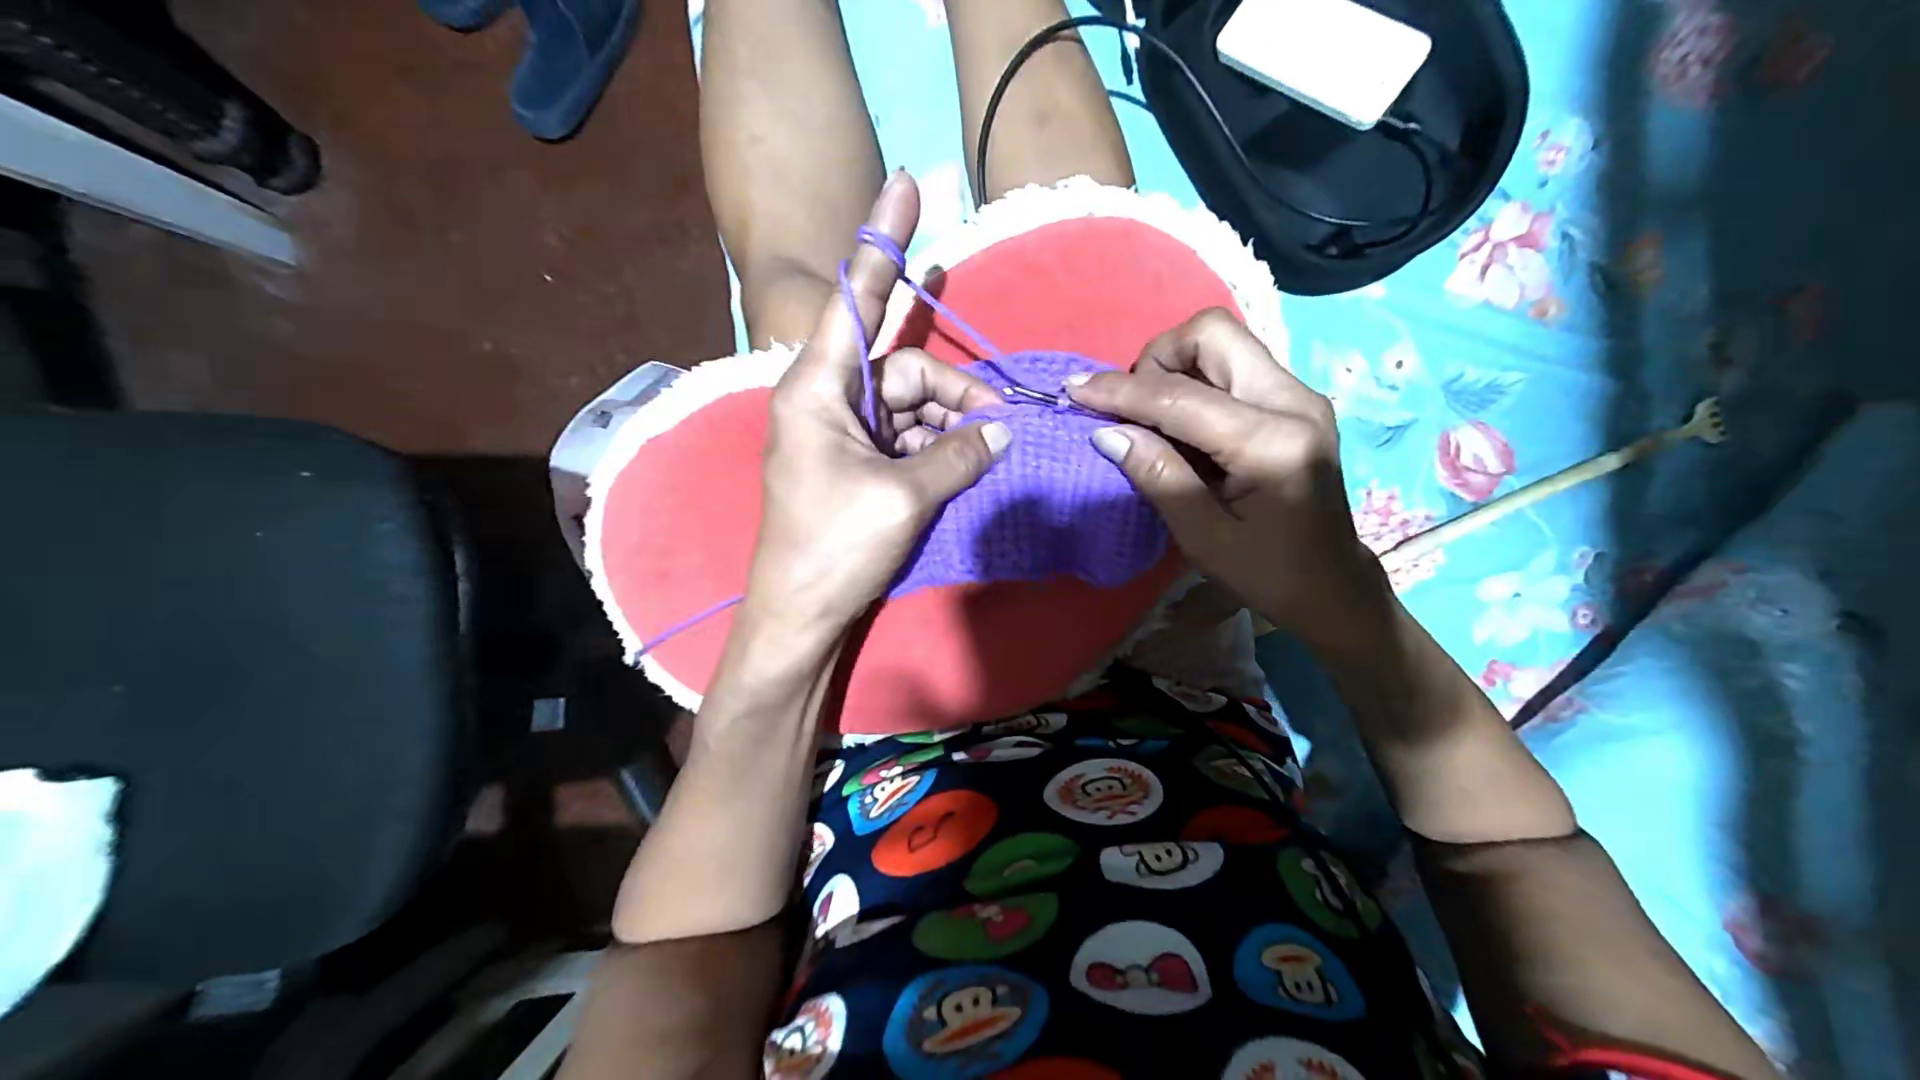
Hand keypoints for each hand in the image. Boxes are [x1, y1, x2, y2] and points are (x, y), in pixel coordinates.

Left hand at [748, 172, 1011, 634]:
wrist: (801, 614)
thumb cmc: (834, 548)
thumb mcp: (903, 496)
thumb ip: (957, 453)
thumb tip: (1002, 428)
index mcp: (818, 388)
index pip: (855, 298)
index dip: (883, 242)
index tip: (907, 184)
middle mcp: (827, 398)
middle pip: (902, 365)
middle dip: (953, 387)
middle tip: (999, 421)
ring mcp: (842, 431)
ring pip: (910, 403)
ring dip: (950, 422)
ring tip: (982, 452)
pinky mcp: (856, 461)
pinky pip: (905, 434)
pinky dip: (936, 445)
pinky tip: (963, 463)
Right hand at [1065, 308, 1390, 651]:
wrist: (1333, 585)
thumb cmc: (1268, 573)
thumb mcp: (1203, 537)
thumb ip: (1158, 476)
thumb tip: (1106, 431)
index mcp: (1271, 443)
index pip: (1180, 396)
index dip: (1121, 391)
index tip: (1075, 390)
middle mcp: (1293, 401)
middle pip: (1214, 333)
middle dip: (1158, 357)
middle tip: (1133, 406)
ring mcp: (1299, 396)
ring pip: (1224, 341)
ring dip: (1176, 366)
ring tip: (1153, 415)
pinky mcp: (1295, 402)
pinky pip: (1234, 364)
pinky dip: (1195, 379)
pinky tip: (1181, 423)